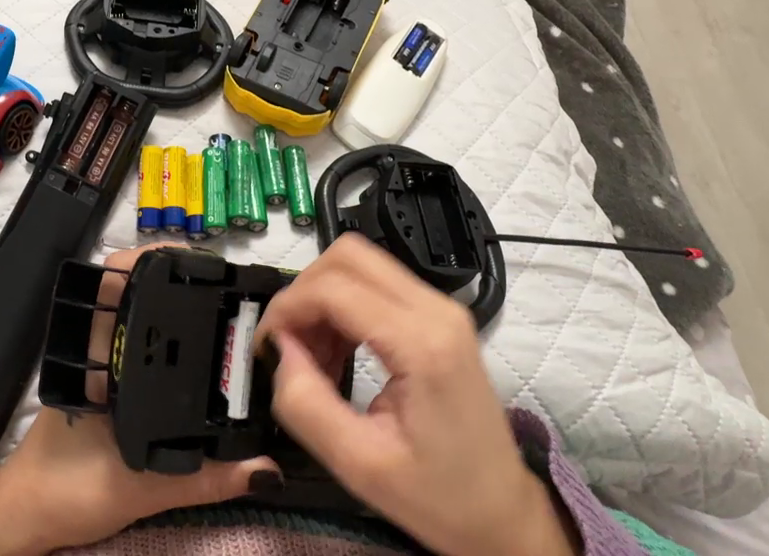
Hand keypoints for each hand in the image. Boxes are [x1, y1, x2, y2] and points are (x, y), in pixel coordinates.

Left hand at [0, 245, 275, 555]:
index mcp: (95, 359)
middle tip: (224, 284)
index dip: (150, 264)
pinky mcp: (105, 391)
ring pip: (135, 326)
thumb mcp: (140, 488)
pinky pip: (137, 355)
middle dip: (173, 286)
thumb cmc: (68, 491)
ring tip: (219, 312)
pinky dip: (165, 349)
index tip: (195, 261)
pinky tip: (197, 360)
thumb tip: (268, 467)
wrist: (29, 519)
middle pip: (131, 299)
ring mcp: (98, 370)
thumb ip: (204, 479)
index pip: (116, 288)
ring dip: (169, 316)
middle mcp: (95, 354)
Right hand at [258, 234, 577, 555]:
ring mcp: (442, 308)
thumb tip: (278, 352)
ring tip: (312, 356)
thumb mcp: (359, 464)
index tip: (266, 345)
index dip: (287, 307)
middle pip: (348, 255)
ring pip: (360, 263)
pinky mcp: (439, 315)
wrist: (502, 513)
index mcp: (422, 344)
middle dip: (304, 291)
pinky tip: (336, 351)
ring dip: (322, 297)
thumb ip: (306, 404)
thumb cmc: (438, 498)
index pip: (334, 288)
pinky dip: (342, 305)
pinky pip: (376, 283)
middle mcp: (437, 310)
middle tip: (288, 343)